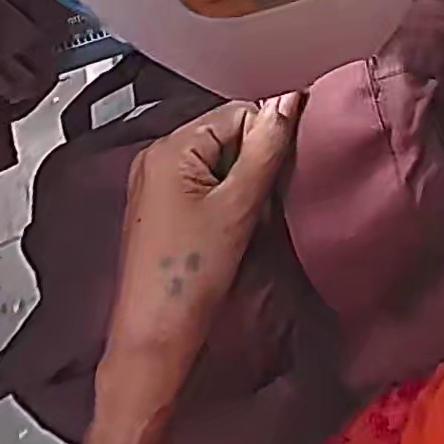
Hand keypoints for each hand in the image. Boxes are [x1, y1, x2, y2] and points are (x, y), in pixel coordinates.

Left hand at [94, 94, 302, 419]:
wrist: (154, 342)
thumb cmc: (188, 277)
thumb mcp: (238, 205)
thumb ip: (267, 148)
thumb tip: (288, 101)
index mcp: (170, 147)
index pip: (239, 113)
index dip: (266, 141)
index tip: (275, 176)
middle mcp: (158, 156)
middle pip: (229, 135)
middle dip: (254, 164)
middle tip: (257, 205)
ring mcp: (158, 181)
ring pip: (222, 160)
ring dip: (243, 184)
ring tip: (242, 221)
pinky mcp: (164, 205)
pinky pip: (207, 181)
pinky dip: (227, 199)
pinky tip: (229, 228)